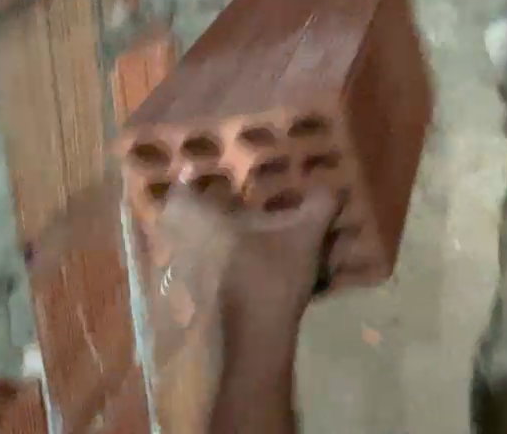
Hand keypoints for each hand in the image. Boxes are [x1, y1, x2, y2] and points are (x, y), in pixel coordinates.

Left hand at [157, 185, 339, 339]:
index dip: (185, 180)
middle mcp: (190, 247)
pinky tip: (241, 255)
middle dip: (191, 206)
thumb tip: (331, 185)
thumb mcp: (306, 234)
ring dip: (200, 232)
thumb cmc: (274, 275)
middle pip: (175, 221)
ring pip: (185, 245)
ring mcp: (191, 276)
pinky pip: (197, 265)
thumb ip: (319, 204)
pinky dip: (211, 255)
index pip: (179, 196)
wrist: (259, 338)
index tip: (198, 167)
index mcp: (207, 224)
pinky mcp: (200, 298)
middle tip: (216, 193)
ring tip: (231, 221)